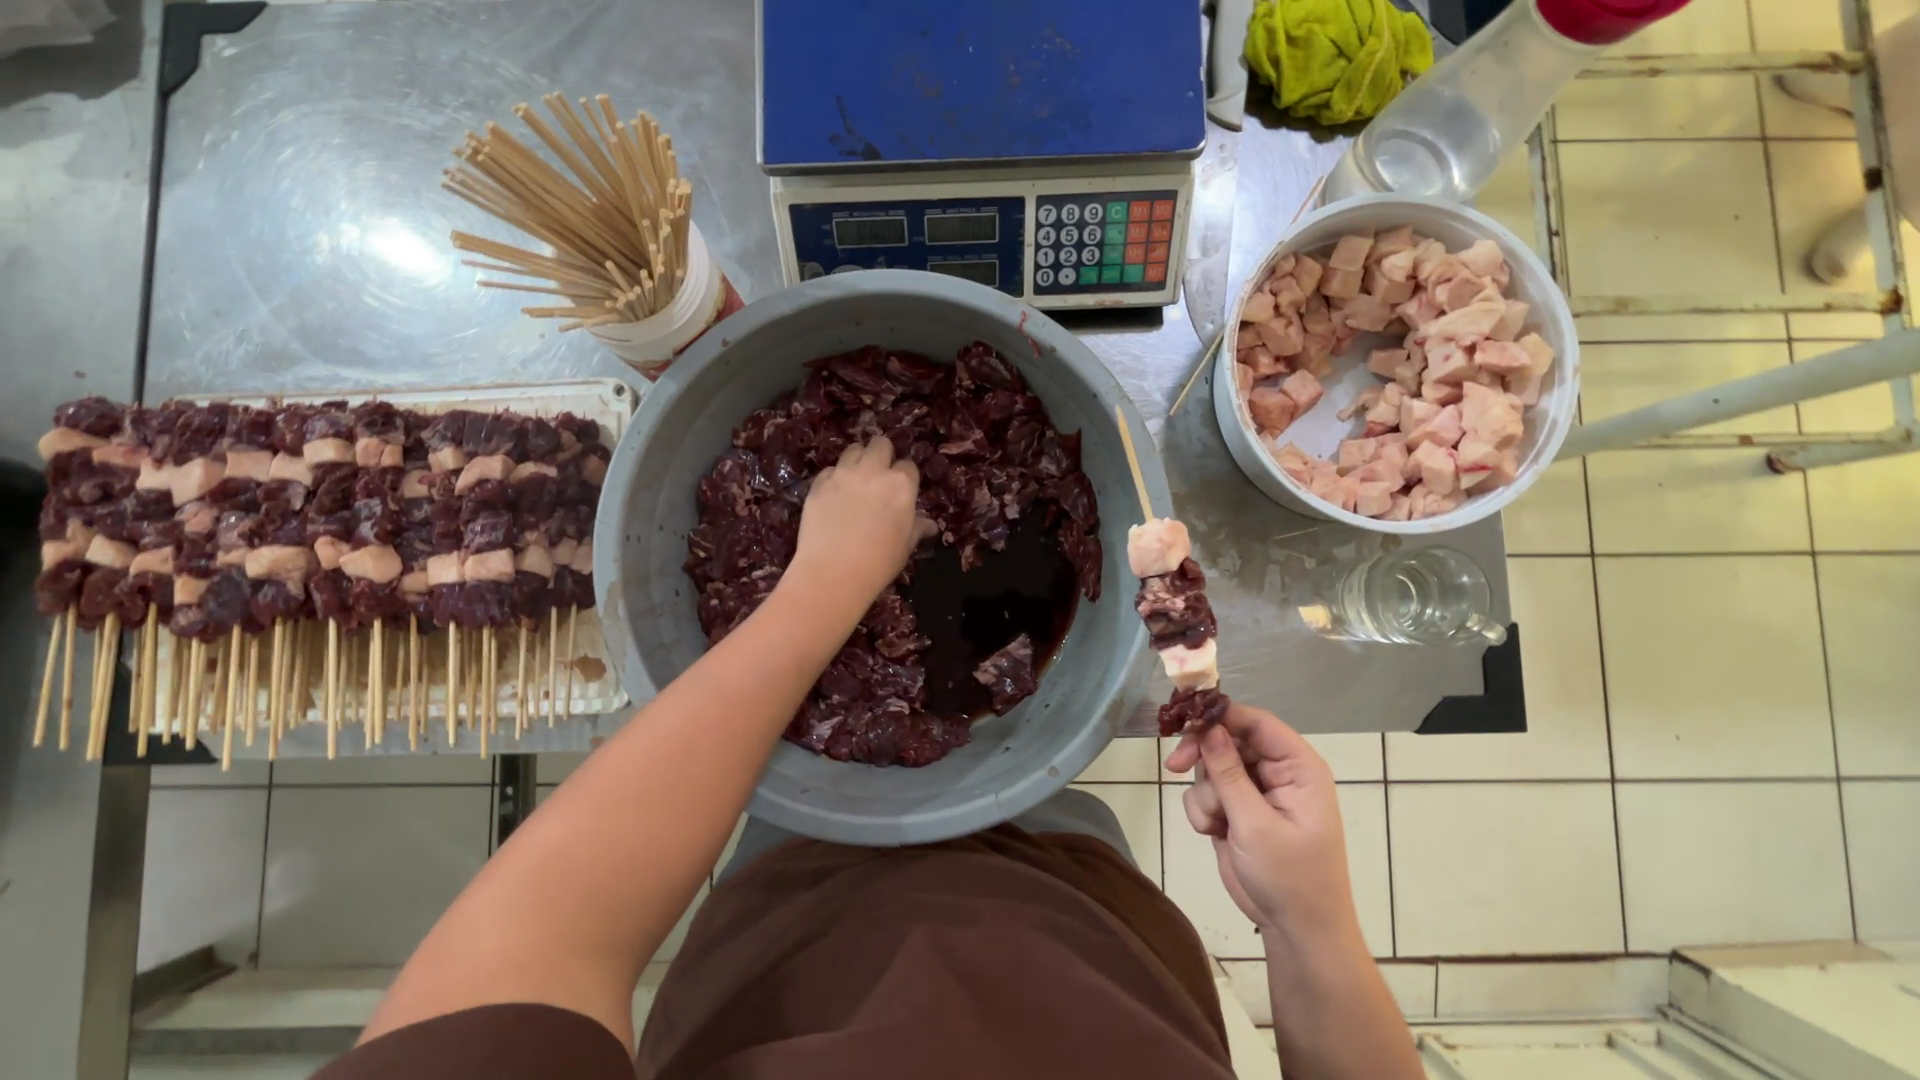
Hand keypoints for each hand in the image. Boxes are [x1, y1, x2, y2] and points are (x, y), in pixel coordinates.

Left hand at [789, 436, 932, 602]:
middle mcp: (874, 471)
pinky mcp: (819, 484)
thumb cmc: (879, 562)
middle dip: (882, 455)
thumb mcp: (905, 546)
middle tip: (878, 475)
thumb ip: (916, 528)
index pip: (908, 466)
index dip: (904, 477)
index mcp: (901, 485)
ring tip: (855, 480)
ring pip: (853, 450)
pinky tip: (834, 496)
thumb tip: (929, 525)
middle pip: (880, 444)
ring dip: (857, 460)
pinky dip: (834, 478)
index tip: (900, 490)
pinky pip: (830, 470)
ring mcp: (843, 474)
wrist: (833, 572)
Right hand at [1165, 706, 1358, 941]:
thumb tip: (1207, 728)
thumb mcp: (1256, 825)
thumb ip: (1229, 774)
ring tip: (1213, 824)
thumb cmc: (1290, 878)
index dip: (1221, 716)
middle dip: (1202, 756)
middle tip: (1174, 765)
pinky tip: (1211, 833)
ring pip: (1212, 767)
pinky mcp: (1236, 812)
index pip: (1257, 723)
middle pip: (1228, 740)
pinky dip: (1202, 811)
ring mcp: (1255, 793)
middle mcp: (1277, 773)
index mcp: (1298, 768)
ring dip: (1204, 793)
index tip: (1185, 719)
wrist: (1295, 931)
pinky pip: (1206, 793)